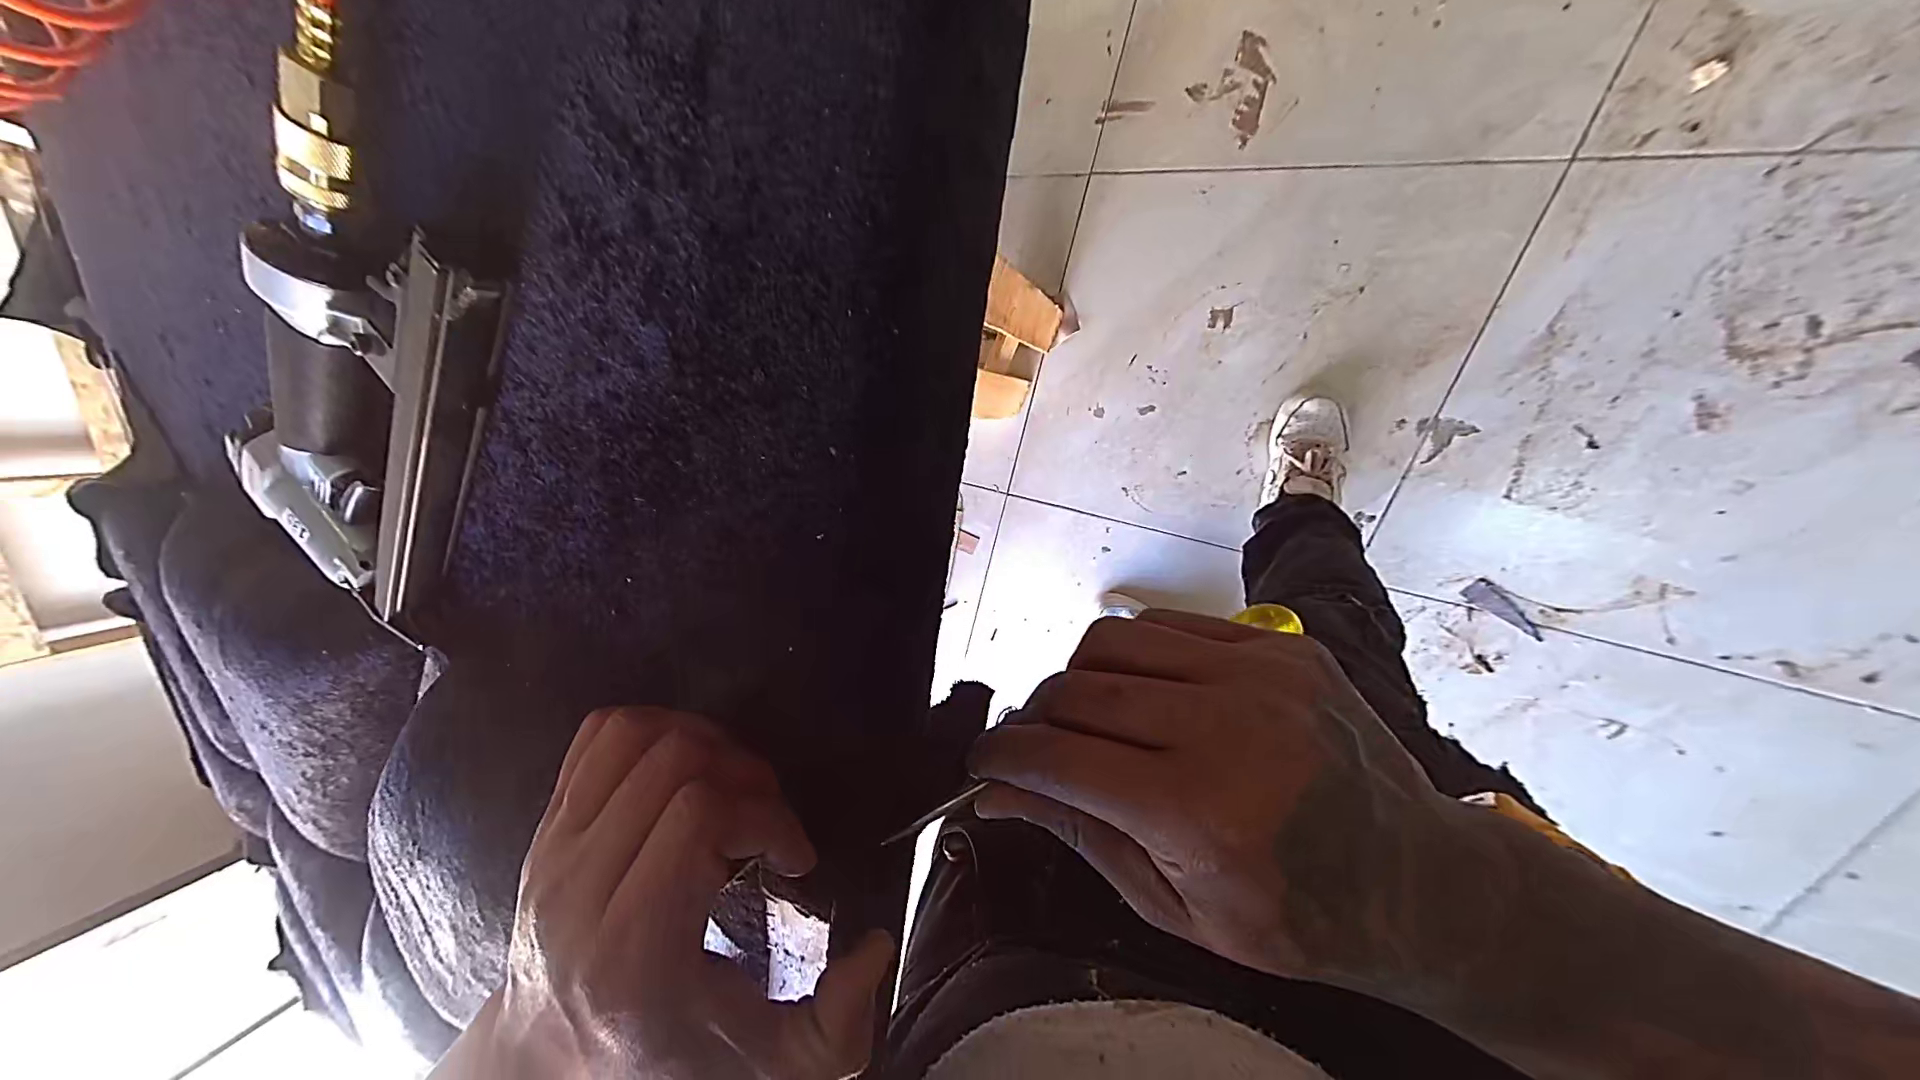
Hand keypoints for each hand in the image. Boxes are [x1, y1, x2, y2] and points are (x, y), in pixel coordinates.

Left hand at [487, 707, 893, 1079]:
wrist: (553, 1060)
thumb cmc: (669, 1056)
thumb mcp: (770, 1064)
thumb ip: (838, 1026)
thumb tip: (876, 946)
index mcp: (631, 950)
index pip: (699, 816)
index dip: (766, 817)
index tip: (795, 857)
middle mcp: (578, 892)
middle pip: (674, 764)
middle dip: (745, 775)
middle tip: (769, 816)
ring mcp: (551, 853)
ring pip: (635, 737)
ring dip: (703, 742)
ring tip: (733, 785)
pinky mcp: (543, 828)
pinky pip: (599, 736)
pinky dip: (655, 729)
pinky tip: (688, 768)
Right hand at [968, 610, 1468, 990]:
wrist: (1423, 882)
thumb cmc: (1300, 917)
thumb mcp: (1174, 904)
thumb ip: (1078, 832)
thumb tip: (998, 791)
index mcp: (1201, 812)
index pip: (1057, 759)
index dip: (1001, 757)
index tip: (983, 762)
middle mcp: (1228, 728)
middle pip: (1075, 691)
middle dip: (1034, 720)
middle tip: (1035, 746)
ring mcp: (1258, 675)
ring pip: (1110, 641)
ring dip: (1077, 678)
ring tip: (1090, 717)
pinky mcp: (1277, 646)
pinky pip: (1165, 624)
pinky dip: (1130, 653)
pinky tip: (1140, 689)